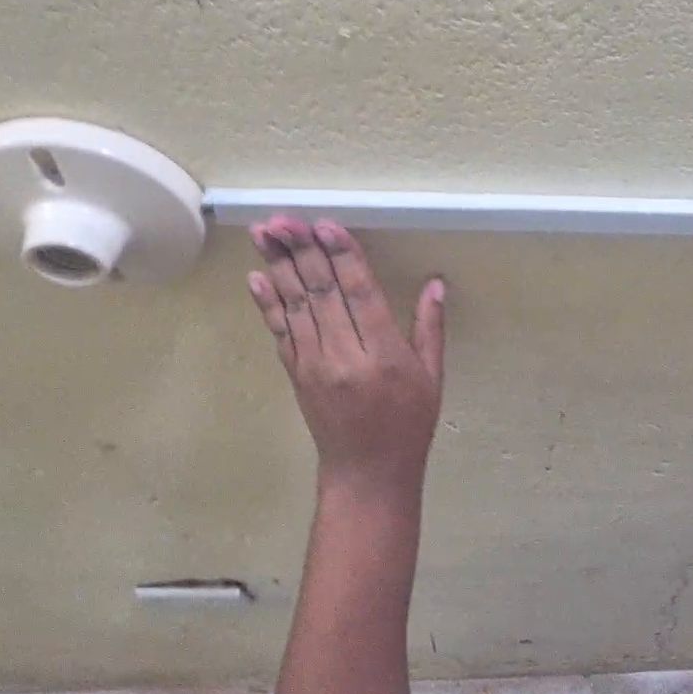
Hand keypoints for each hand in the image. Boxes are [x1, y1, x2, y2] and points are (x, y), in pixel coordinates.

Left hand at [247, 215, 445, 493]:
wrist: (366, 474)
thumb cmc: (408, 424)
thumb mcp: (432, 377)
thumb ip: (430, 328)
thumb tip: (436, 284)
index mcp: (383, 355)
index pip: (360, 294)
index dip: (342, 257)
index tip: (325, 225)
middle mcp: (344, 356)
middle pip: (320, 293)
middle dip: (301, 252)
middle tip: (284, 219)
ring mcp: (313, 366)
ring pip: (294, 306)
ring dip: (277, 266)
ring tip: (264, 233)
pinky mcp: (296, 374)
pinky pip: (280, 332)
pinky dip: (267, 303)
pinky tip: (257, 276)